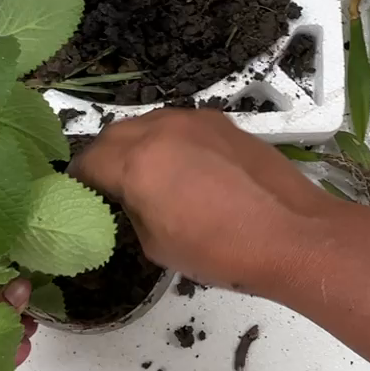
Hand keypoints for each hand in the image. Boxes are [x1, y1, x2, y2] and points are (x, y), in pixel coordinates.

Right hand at [71, 108, 335, 294]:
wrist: (291, 232)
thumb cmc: (221, 251)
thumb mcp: (157, 245)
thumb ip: (132, 210)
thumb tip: (129, 197)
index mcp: (138, 162)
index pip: (89, 162)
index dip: (78, 181)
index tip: (79, 195)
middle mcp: (160, 129)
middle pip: (114, 135)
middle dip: (104, 158)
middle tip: (107, 186)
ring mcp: (193, 119)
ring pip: (146, 122)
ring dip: (135, 144)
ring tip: (145, 174)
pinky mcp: (220, 121)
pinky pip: (178, 123)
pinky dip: (167, 139)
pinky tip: (182, 166)